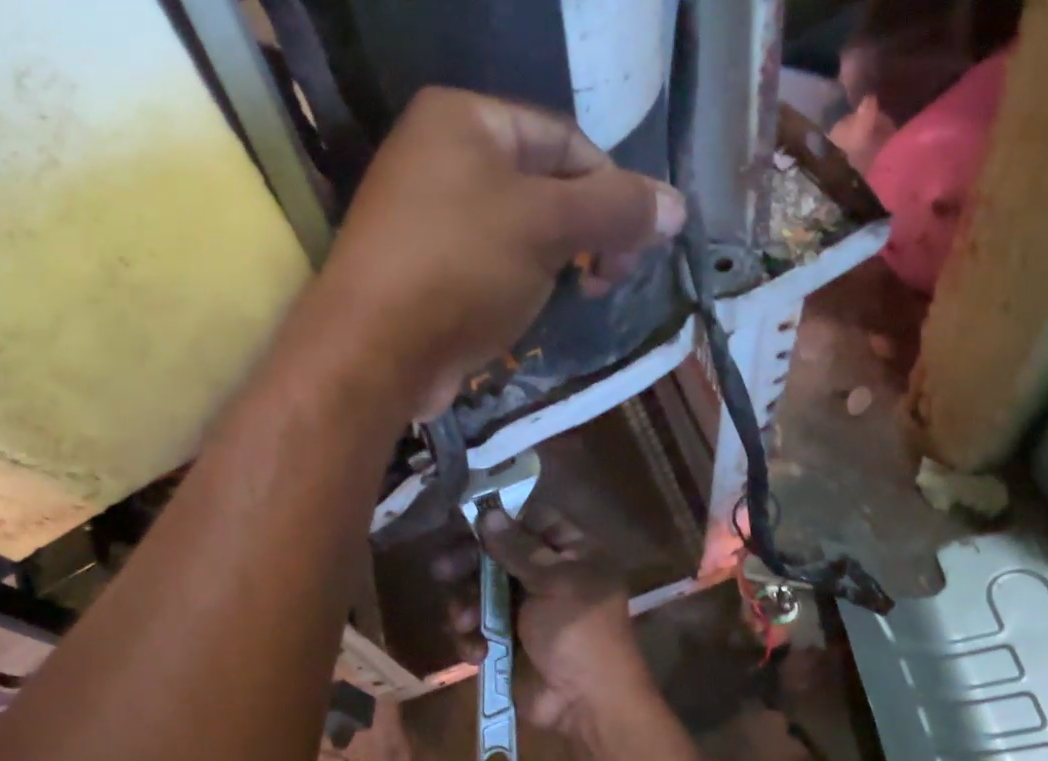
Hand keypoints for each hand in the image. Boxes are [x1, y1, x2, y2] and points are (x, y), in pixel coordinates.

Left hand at [312, 88, 684, 418]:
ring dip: (557, 265)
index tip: (638, 243)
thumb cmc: (460, 268)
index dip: (612, 188)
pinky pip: (489, 268)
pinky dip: (520, 287)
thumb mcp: (549, 226)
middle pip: (544, 186)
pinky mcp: (421, 273)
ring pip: (518, 233)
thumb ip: (617, 209)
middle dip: (586, 232)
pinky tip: (533, 316)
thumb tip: (676, 206)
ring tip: (577, 298)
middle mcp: (438, 157)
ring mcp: (424, 218)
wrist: (371, 354)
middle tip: (609, 278)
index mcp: (464, 120)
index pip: (566, 140)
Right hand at [435, 505, 648, 737]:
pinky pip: (477, 628)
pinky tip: (477, 652)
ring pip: (479, 591)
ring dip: (466, 605)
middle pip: (497, 554)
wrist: (585, 703)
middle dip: (468, 563)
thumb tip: (488, 513)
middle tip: (442, 569)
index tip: (463, 516)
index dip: (500, 517)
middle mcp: (547, 577)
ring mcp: (523, 611)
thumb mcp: (556, 582)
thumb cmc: (579, 632)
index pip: (533, 519)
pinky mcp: (505, 642)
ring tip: (464, 622)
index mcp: (572, 555)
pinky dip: (472, 638)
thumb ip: (518, 548)